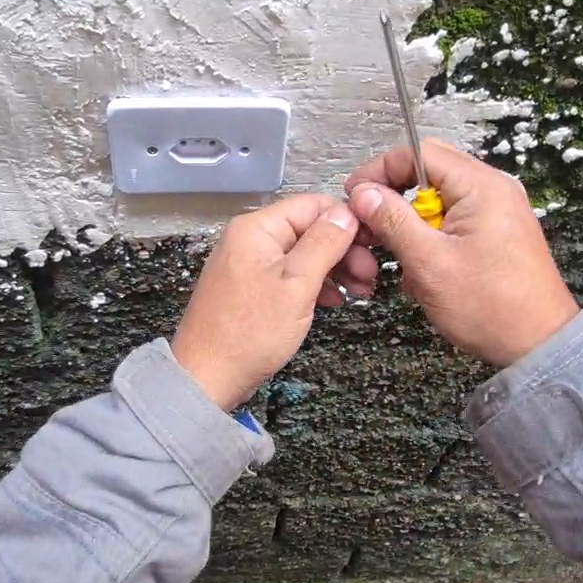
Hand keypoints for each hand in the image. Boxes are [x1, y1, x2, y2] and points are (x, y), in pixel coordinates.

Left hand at [171, 194, 367, 409]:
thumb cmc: (249, 332)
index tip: (375, 242)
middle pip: (308, 230)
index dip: (347, 221)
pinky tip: (333, 300)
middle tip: (369, 276)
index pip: (313, 205)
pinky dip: (313, 284)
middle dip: (343, 249)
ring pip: (302, 254)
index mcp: (257, 229)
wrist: (207, 378)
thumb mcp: (297, 284)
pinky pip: (288, 275)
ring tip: (359, 292)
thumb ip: (324, 243)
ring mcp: (248, 264)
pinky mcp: (250, 289)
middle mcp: (249, 239)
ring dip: (333, 269)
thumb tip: (346, 212)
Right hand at [344, 139, 579, 366]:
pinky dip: (431, 235)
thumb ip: (392, 220)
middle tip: (371, 222)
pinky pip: (453, 217)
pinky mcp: (497, 231)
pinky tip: (424, 265)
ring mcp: (498, 210)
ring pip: (438, 196)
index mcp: (481, 187)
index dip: (380, 171)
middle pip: (429, 171)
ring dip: (411, 220)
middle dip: (394, 195)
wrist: (538, 345)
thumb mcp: (428, 262)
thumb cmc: (492, 308)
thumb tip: (364, 193)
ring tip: (399, 254)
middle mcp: (494, 190)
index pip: (419, 152)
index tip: (356, 195)